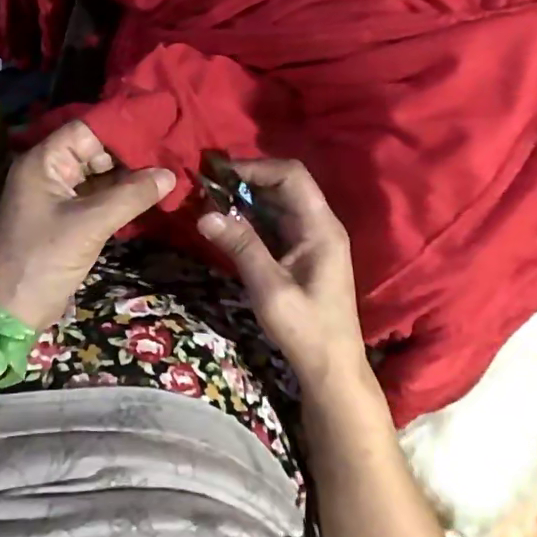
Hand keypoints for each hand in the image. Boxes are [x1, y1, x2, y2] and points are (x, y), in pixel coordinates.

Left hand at [0, 121, 174, 330]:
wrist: (10, 311)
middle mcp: (50, 173)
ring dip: (130, 177)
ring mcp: (59, 197)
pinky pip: (99, 198)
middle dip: (131, 154)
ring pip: (100, 176)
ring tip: (170, 172)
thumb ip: (130, 197)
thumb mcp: (88, 225)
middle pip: (95, 151)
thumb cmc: (42, 260)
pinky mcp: (69, 219)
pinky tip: (152, 196)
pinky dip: (122, 197)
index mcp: (44, 163)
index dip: (121, 128)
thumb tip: (169, 175)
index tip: (158, 129)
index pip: (86, 130)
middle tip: (171, 154)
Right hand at [196, 158, 367, 387]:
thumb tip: (204, 214)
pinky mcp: (302, 252)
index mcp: (321, 227)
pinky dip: (251, 218)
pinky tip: (227, 225)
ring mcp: (312, 238)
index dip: (256, 168)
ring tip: (210, 203)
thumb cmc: (306, 329)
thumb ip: (241, 246)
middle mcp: (319, 225)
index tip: (220, 176)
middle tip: (208, 188)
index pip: (291, 175)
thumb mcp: (270, 288)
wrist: (332, 368)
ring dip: (245, 199)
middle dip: (246, 181)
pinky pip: (275, 222)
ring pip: (277, 203)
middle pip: (284, 184)